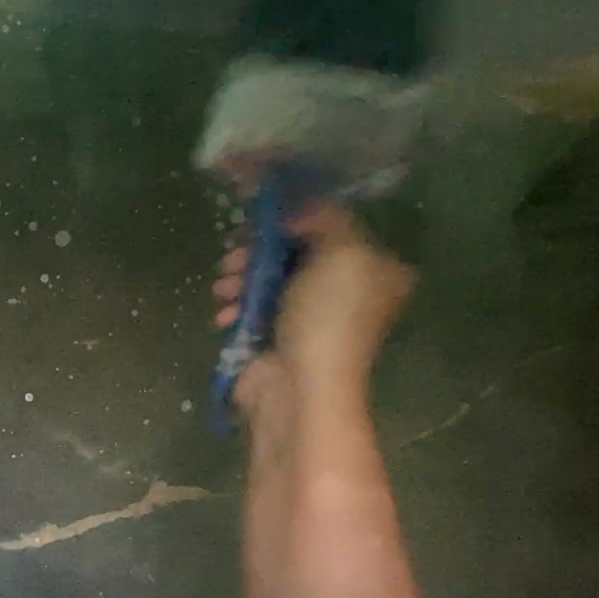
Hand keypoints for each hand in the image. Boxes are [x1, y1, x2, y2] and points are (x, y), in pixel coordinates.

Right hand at [212, 205, 413, 411]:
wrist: (298, 387)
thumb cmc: (327, 318)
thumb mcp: (341, 252)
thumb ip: (323, 218)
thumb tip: (293, 210)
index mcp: (374, 267)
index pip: (329, 227)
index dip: (291, 220)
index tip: (258, 222)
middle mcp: (344, 288)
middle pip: (291, 252)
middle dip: (256, 253)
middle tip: (234, 259)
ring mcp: (306, 314)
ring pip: (263, 279)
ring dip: (237, 280)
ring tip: (224, 291)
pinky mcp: (272, 334)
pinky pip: (247, 307)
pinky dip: (233, 307)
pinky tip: (225, 315)